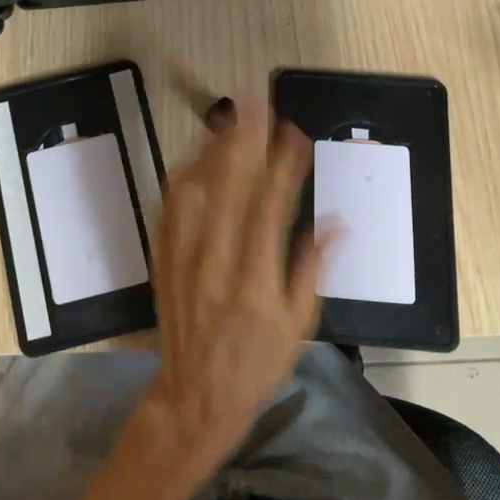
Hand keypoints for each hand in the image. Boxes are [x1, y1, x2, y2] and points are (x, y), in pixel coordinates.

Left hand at [147, 106, 323, 454]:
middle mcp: (216, 262)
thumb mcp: (297, 327)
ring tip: (230, 117)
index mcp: (256, 280)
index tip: (294, 132)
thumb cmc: (255, 364)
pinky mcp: (163, 259)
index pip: (271, 208)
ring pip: (195, 192)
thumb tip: (337, 224)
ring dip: (212, 150)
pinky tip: (195, 155)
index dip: (284, 166)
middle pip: (230, 188)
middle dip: (245, 141)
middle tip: (257, 103)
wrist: (195, 396)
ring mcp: (184, 258)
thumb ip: (311, 270)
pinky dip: (183, 176)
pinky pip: (170, 209)